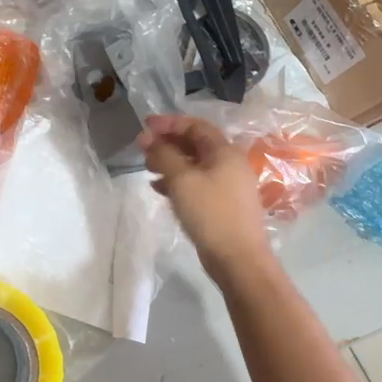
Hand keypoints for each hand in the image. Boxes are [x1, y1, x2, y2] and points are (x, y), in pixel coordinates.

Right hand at [138, 114, 272, 276]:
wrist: (238, 259)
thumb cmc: (210, 212)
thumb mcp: (182, 179)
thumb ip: (163, 154)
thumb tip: (149, 139)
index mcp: (224, 151)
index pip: (195, 125)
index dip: (168, 122)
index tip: (144, 126)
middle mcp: (229, 164)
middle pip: (194, 144)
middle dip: (167, 143)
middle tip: (142, 149)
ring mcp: (227, 185)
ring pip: (194, 164)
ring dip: (169, 162)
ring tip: (147, 169)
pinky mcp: (222, 204)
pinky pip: (196, 183)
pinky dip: (177, 181)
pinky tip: (159, 189)